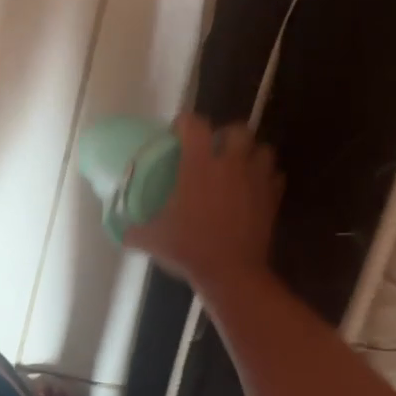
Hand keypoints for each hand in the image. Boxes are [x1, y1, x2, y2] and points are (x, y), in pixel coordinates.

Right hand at [124, 114, 281, 286]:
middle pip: (237, 129)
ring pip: (262, 149)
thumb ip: (133, 231)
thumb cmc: (189, 249)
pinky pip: (274, 176)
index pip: (194, 125)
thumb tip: (121, 231)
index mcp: (199, 166)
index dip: (184, 123)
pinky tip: (253, 190)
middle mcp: (230, 165)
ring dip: (250, 153)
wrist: (231, 272)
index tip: (177, 133)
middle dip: (225, 135)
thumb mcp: (152, 240)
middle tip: (213, 150)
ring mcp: (256, 179)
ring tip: (237, 168)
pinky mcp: (273, 197)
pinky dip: (265, 178)